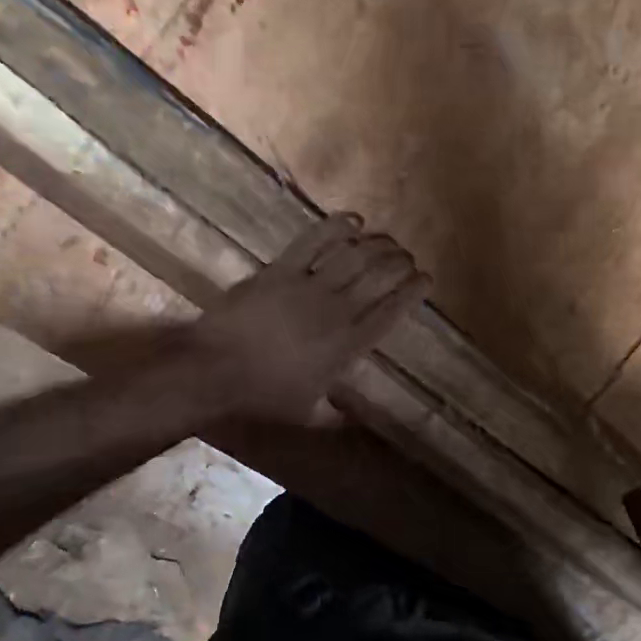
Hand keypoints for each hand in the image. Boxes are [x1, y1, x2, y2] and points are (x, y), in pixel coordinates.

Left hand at [186, 213, 429, 425]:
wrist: (213, 369)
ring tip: (389, 240)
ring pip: (355, 255)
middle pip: (380, 277)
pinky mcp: (281, 269)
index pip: (392, 311)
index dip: (413, 292)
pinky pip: (313, 241)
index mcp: (348, 345)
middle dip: (401, 263)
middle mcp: (338, 311)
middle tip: (408, 258)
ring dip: (378, 244)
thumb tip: (357, 420)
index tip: (427, 279)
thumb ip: (336, 415)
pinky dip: (335, 226)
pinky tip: (353, 220)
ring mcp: (309, 286)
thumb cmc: (262, 395)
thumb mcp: (306, 414)